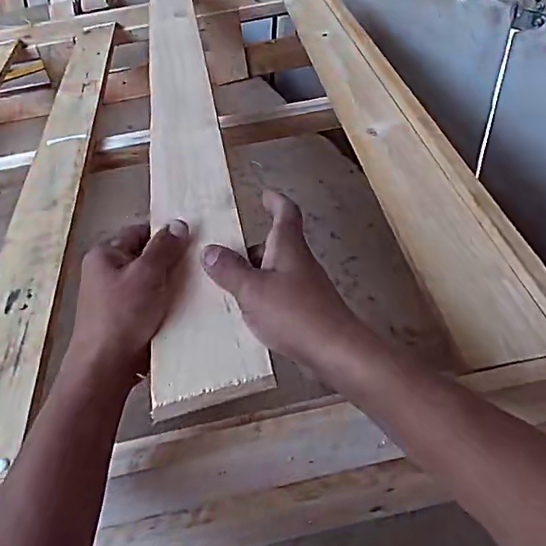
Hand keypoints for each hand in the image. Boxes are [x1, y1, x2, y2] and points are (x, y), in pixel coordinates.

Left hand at [67, 220, 187, 386]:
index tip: (193, 239)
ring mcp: (115, 298)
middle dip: (171, 260)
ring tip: (198, 283)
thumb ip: (164, 247)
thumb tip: (178, 223)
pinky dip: (166, 302)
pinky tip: (187, 305)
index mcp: (104, 255)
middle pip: (146, 256)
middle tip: (199, 262)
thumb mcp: (147, 273)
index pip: (140, 232)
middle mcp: (106, 273)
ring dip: (171, 283)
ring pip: (151, 281)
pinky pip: (151, 302)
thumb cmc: (123, 315)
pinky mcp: (126, 318)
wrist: (106, 367)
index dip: (165, 234)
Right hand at [200, 191, 372, 371]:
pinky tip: (252, 314)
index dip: (275, 202)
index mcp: (288, 247)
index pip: (285, 214)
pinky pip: (281, 293)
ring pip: (278, 270)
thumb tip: (210, 250)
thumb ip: (229, 270)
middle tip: (228, 255)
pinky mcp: (309, 310)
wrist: (335, 350)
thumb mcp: (252, 290)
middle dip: (254, 247)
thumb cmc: (294, 313)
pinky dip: (265, 295)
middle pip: (277, 244)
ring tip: (231, 287)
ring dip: (257, 273)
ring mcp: (307, 286)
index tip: (265, 195)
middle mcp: (300, 262)